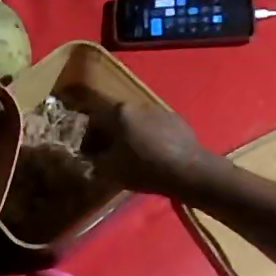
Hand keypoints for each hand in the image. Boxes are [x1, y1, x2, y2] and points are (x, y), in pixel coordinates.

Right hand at [85, 100, 219, 196]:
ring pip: (137, 122)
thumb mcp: (110, 170)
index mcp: (118, 112)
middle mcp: (138, 105)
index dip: (88, 140)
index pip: (93, 121)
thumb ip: (95, 161)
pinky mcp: (177, 120)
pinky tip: (154, 154)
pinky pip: (156, 127)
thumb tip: (92, 158)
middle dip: (111, 136)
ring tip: (134, 155)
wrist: (187, 170)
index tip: (89, 155)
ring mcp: (159, 110)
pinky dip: (150, 137)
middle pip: (116, 119)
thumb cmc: (143, 168)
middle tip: (110, 155)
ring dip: (131, 136)